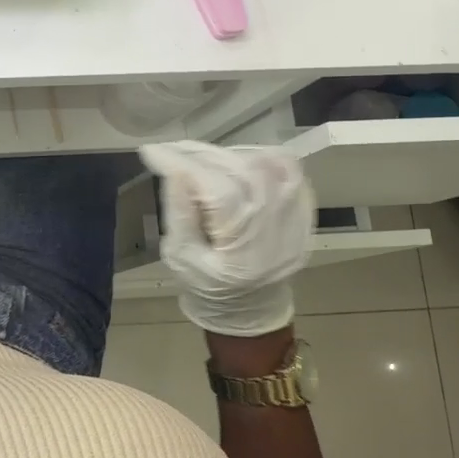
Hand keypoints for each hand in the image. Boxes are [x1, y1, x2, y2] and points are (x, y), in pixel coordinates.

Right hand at [138, 141, 314, 336]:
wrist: (248, 306)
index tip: (153, 152)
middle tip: (172, 152)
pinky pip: (288, 170)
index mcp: (242, 253)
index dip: (185, 165)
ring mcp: (298, 221)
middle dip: (202, 155)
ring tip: (199, 159)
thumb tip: (174, 169)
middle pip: (244, 172)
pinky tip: (232, 165)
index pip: (218, 192)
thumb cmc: (204, 284)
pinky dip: (258, 158)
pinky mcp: (305, 212)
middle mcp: (278, 233)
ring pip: (267, 164)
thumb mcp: (179, 254)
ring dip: (228, 154)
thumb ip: (180, 211)